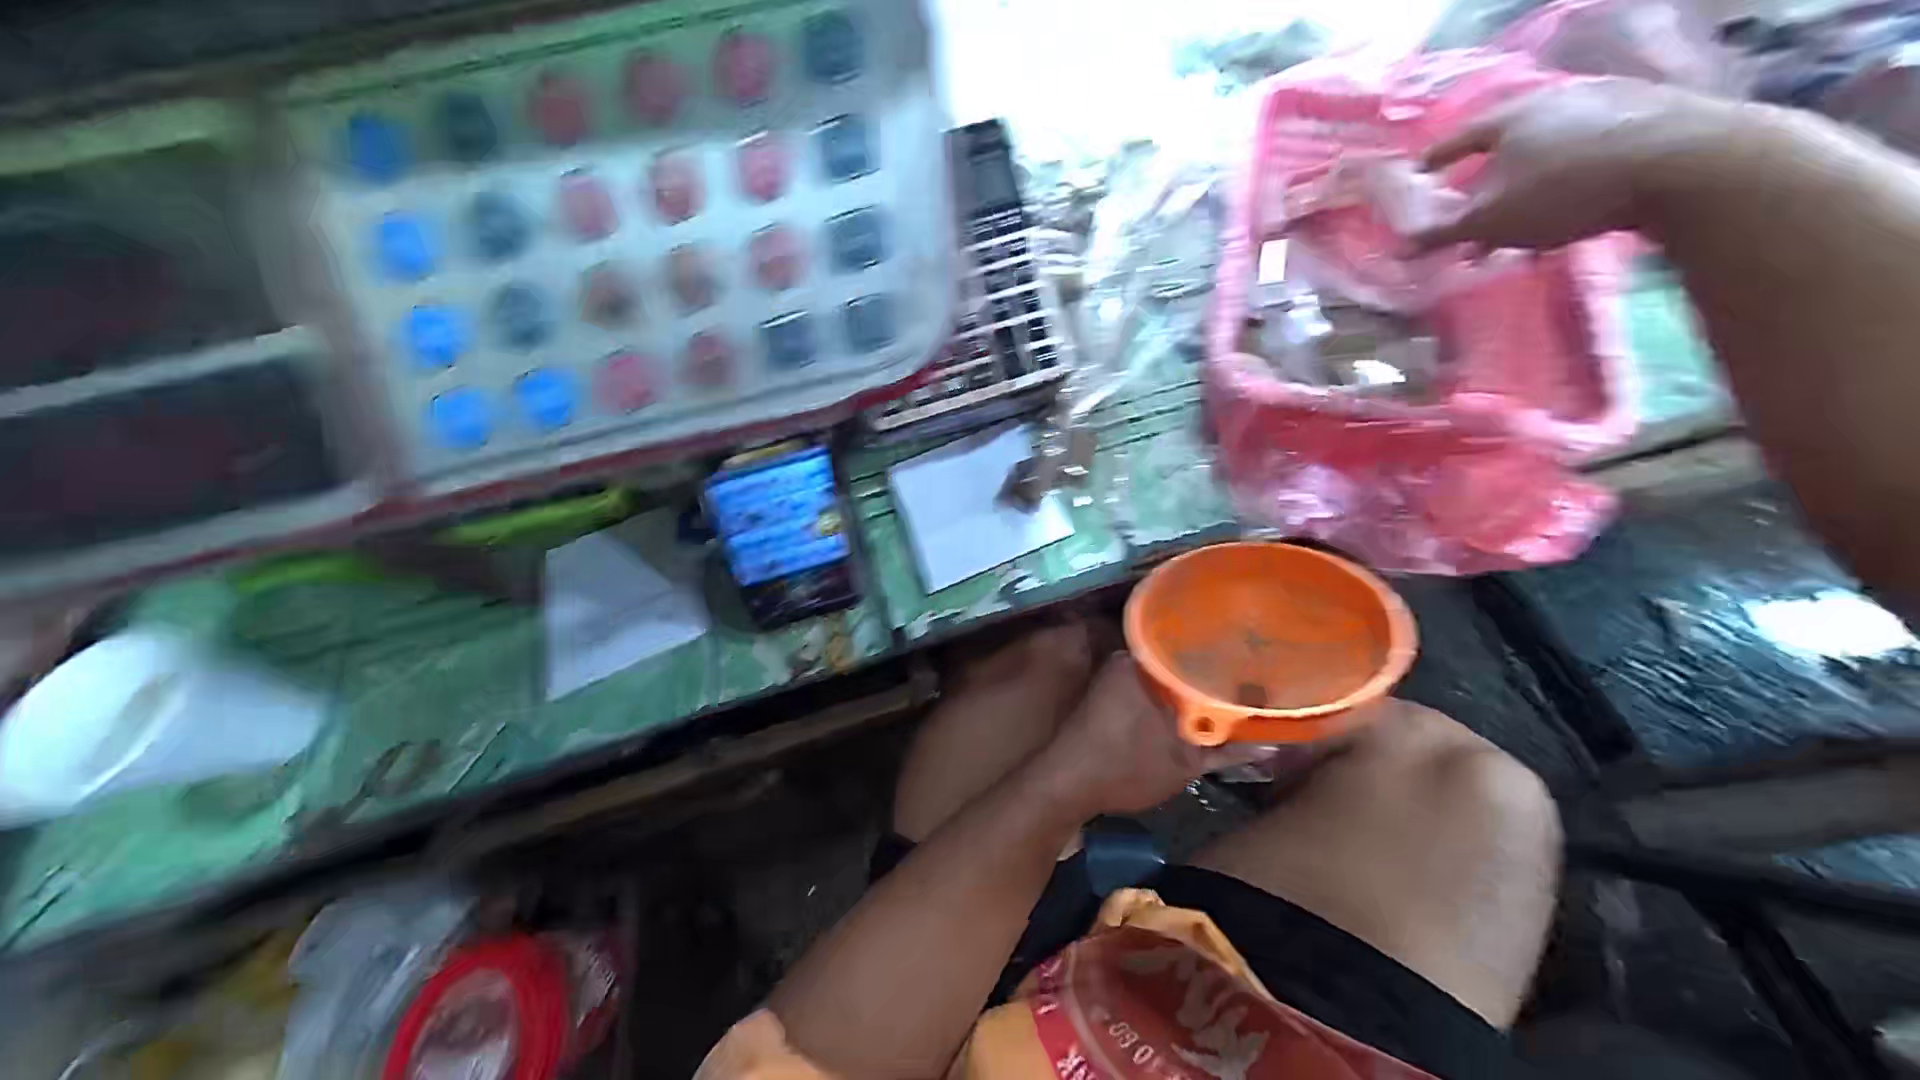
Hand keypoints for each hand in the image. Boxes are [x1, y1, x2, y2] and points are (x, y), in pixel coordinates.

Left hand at [1031, 653, 1266, 817]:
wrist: (1065, 785)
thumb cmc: (1124, 766)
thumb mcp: (1182, 762)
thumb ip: (1228, 749)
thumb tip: (1276, 745)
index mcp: (1145, 663)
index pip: (1195, 643)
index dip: (1229, 655)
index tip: (1261, 663)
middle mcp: (1130, 662)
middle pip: (1182, 659)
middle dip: (1215, 672)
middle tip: (1257, 683)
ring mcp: (1118, 678)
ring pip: (1168, 676)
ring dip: (1195, 689)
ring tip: (1237, 697)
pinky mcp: (1112, 696)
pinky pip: (1153, 688)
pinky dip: (1174, 700)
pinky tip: (1200, 714)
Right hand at [1411, 78, 1733, 251]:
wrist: (1686, 163)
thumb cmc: (1564, 191)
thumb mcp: (1489, 221)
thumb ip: (1440, 234)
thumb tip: (1399, 247)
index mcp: (1512, 117)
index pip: (1457, 140)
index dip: (1433, 164)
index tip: (1417, 179)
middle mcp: (1557, 101)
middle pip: (1503, 150)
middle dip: (1481, 189)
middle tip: (1468, 221)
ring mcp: (1607, 106)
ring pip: (1545, 157)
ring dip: (1524, 194)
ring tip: (1516, 232)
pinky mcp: (1648, 122)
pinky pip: (1585, 159)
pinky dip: (1564, 188)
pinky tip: (1565, 217)